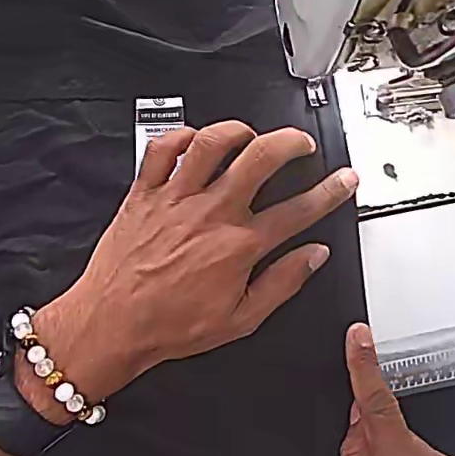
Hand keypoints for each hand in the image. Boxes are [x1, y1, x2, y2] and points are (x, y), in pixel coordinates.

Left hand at [31, 121, 357, 404]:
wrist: (112, 324)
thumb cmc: (168, 325)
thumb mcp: (240, 319)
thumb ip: (283, 283)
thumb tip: (313, 258)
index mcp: (238, 246)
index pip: (298, 209)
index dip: (330, 191)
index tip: (343, 180)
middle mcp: (209, 214)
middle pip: (261, 158)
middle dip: (291, 142)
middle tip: (301, 144)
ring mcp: (175, 199)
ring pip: (212, 142)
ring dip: (238, 130)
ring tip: (251, 135)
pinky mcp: (144, 194)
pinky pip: (162, 148)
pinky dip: (181, 135)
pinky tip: (194, 140)